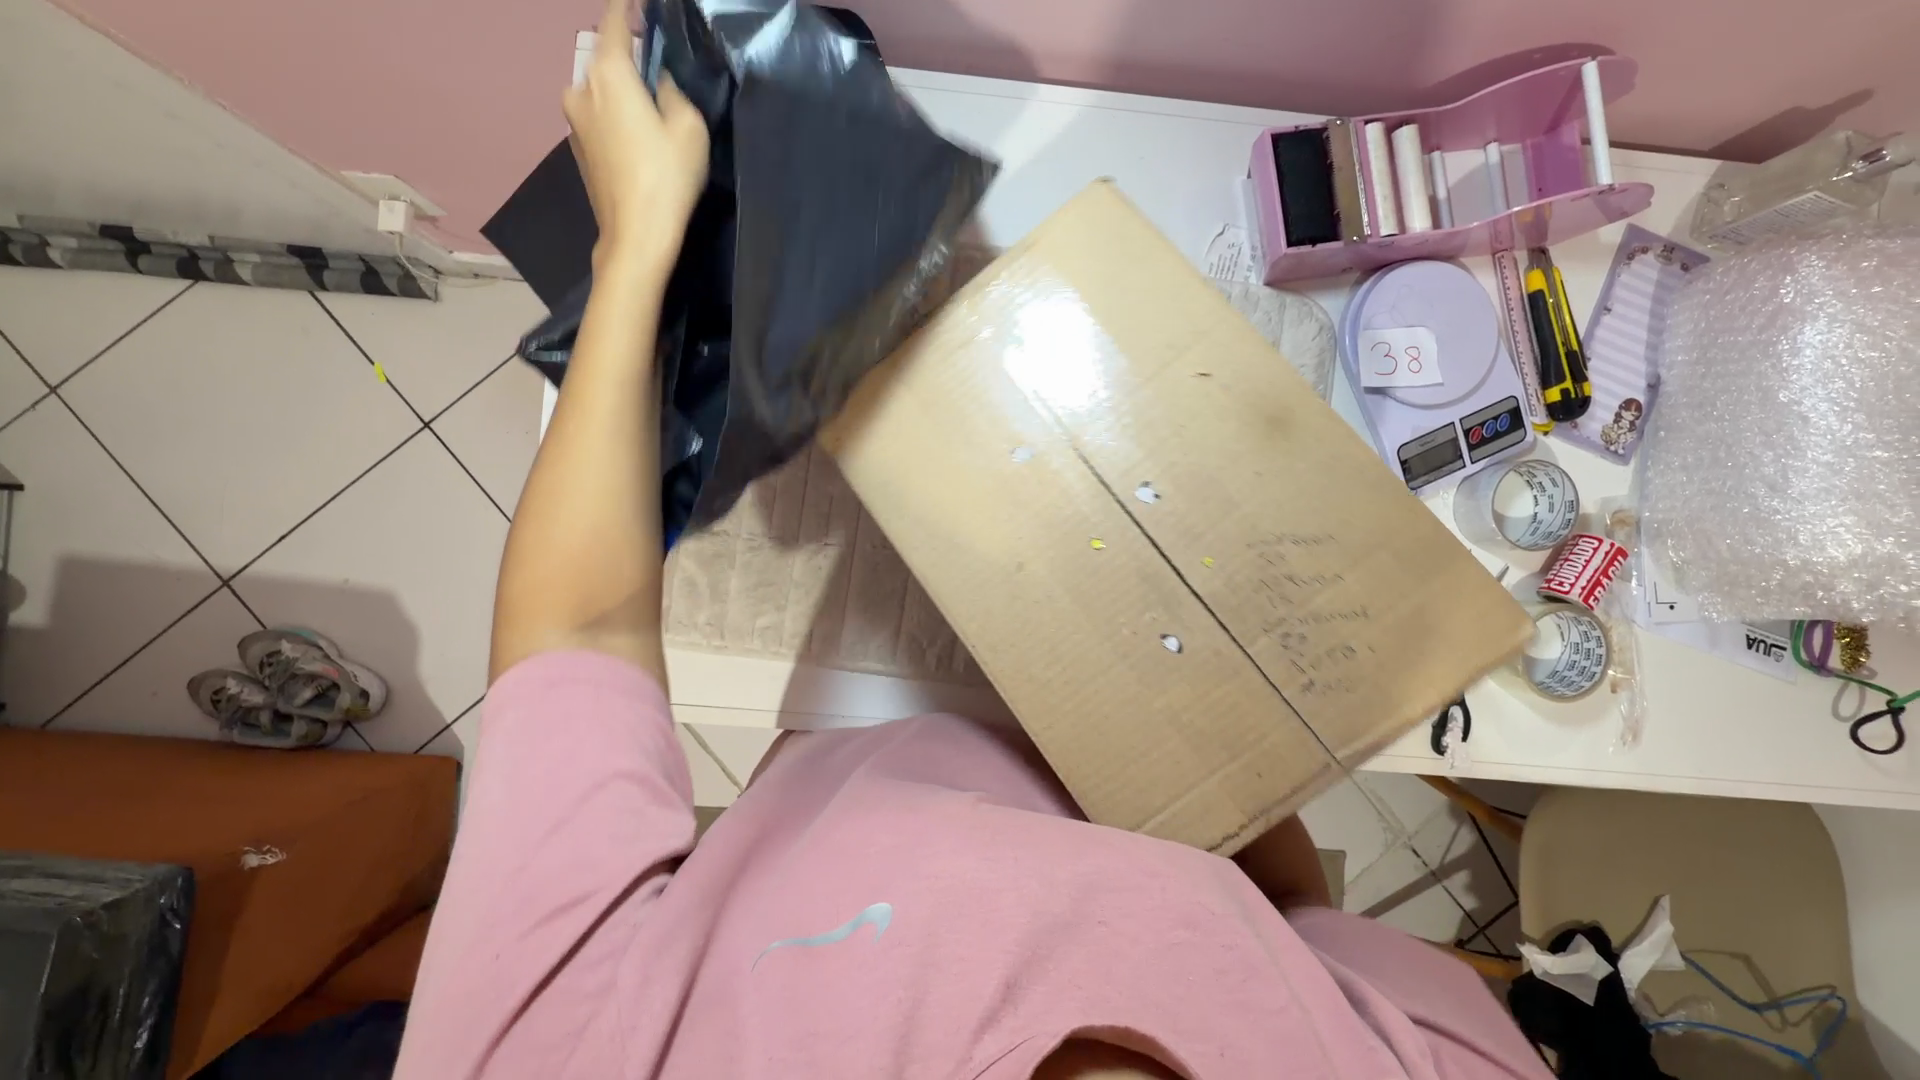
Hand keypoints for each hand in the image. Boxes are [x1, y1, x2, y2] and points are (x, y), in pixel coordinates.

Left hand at [564, 0, 709, 273]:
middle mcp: (581, 87)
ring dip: (624, 93)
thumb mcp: (689, 128)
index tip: (645, 5)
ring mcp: (574, 119)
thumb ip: (673, 92)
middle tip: (662, 72)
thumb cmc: (667, 177)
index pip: (615, 19)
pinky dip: (617, 118)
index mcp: (608, 73)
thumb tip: (659, 83)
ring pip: (602, 91)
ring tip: (654, 114)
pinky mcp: (578, 147)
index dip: (630, 6)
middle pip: (607, 58)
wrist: (636, 235)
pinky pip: (600, 117)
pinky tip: (640, 142)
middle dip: (632, 59)